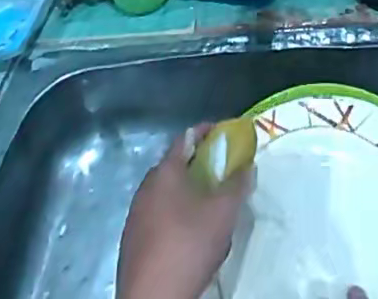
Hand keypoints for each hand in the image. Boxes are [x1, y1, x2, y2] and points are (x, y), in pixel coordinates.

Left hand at [116, 125, 250, 298]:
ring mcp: (135, 214)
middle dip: (198, 164)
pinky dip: (174, 214)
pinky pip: (157, 215)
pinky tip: (188, 233)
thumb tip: (246, 165)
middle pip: (175, 164)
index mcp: (165, 171)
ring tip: (208, 205)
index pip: (186, 137)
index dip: (207, 132)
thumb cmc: (189, 245)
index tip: (225, 135)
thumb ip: (237, 184)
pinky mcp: (131, 240)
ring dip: (186, 191)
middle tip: (221, 173)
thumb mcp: (224, 212)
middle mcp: (146, 186)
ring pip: (165, 192)